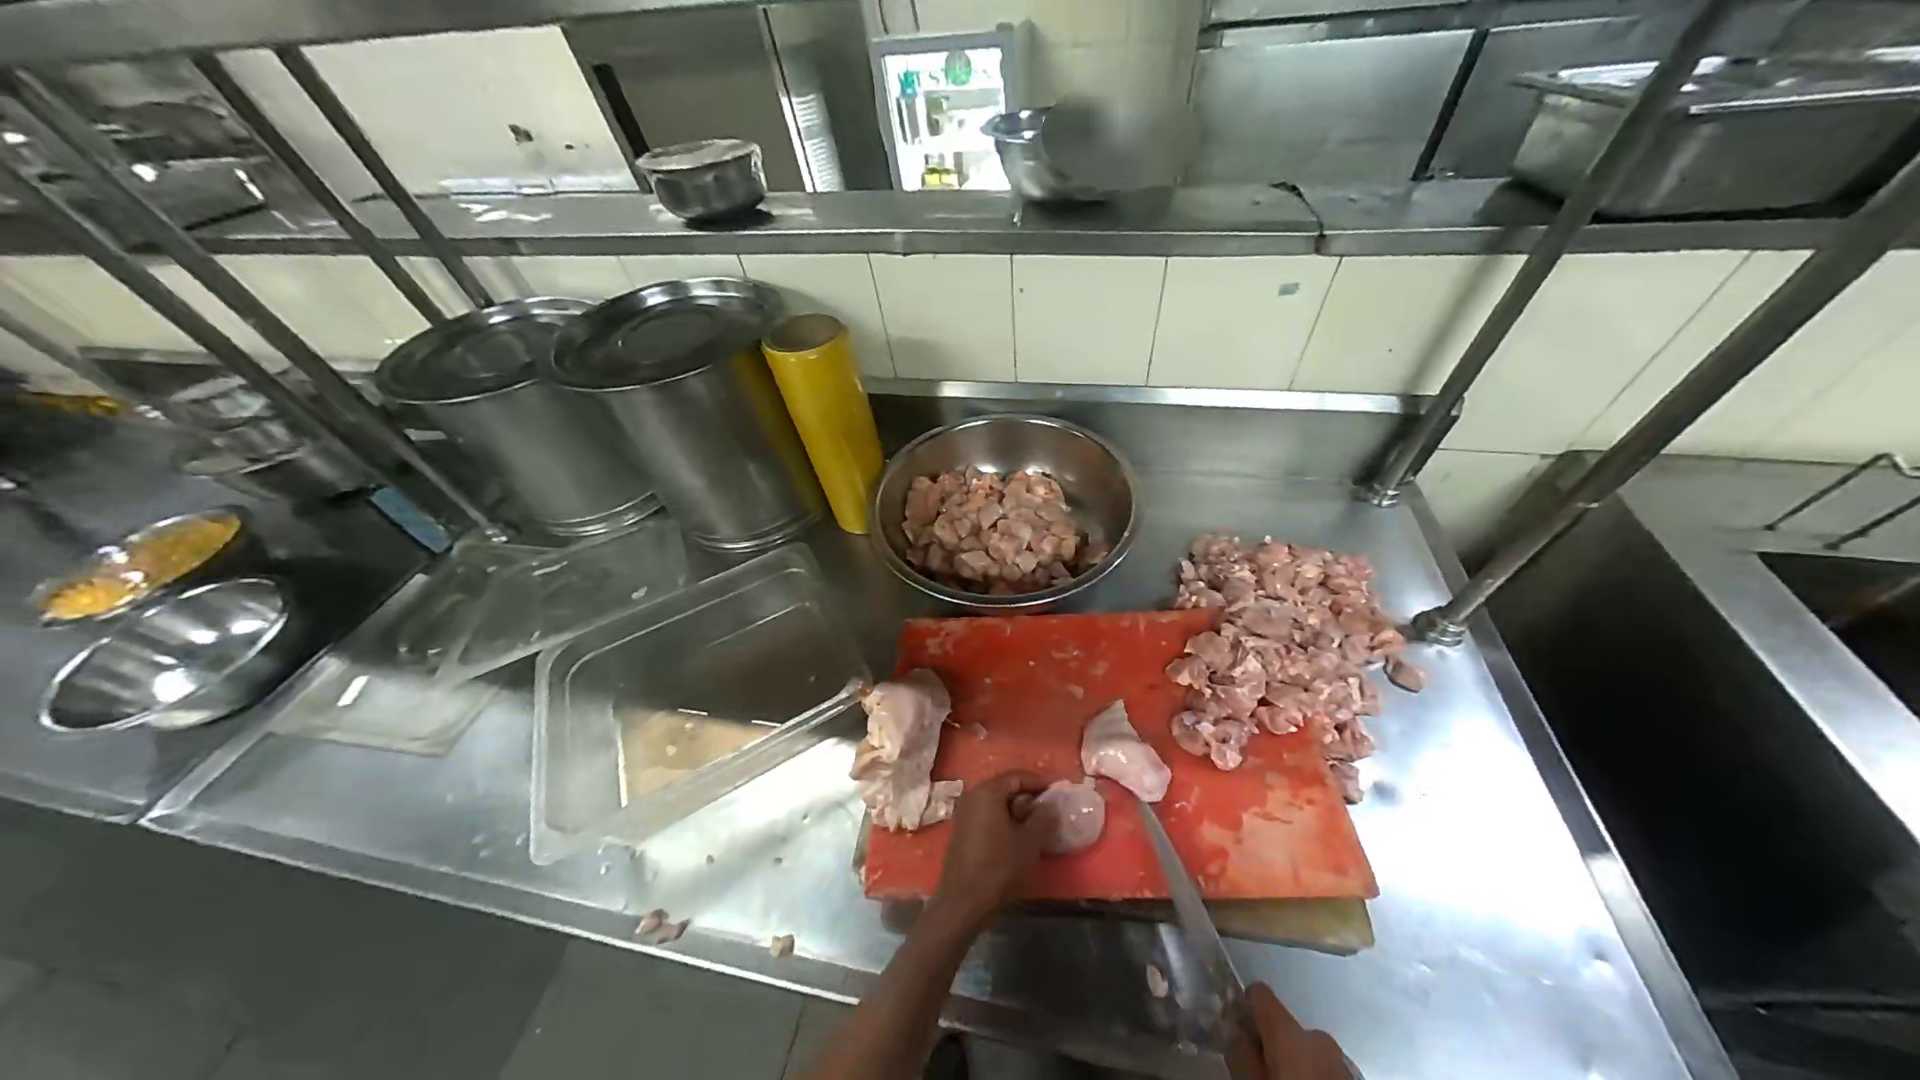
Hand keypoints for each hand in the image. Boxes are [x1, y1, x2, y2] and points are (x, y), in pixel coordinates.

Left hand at [928, 770, 1049, 929]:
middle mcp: (972, 794)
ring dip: (1017, 808)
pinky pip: (987, 813)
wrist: (964, 899)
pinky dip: (1004, 817)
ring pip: (996, 801)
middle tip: (1049, 807)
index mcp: (987, 791)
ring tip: (1037, 822)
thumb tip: (1050, 805)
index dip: (1040, 781)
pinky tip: (1017, 834)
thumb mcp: (1029, 841)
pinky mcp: (962, 828)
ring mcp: (964, 811)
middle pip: (1005, 786)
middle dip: (1028, 795)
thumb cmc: (998, 865)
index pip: (1018, 776)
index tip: (1058, 789)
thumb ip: (1043, 818)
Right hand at [1226, 983, 1350, 1079]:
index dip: (1243, 1007)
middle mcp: (1319, 1038)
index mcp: (1289, 1032)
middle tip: (1261, 1075)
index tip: (1236, 1031)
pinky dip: (1313, 1079)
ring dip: (1295, 1065)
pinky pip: (1325, 1070)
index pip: (1259, 993)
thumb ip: (1239, 1053)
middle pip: (1284, 1028)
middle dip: (1270, 1046)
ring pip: (1307, 1052)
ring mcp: (1343, 1062)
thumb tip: (1237, 1031)